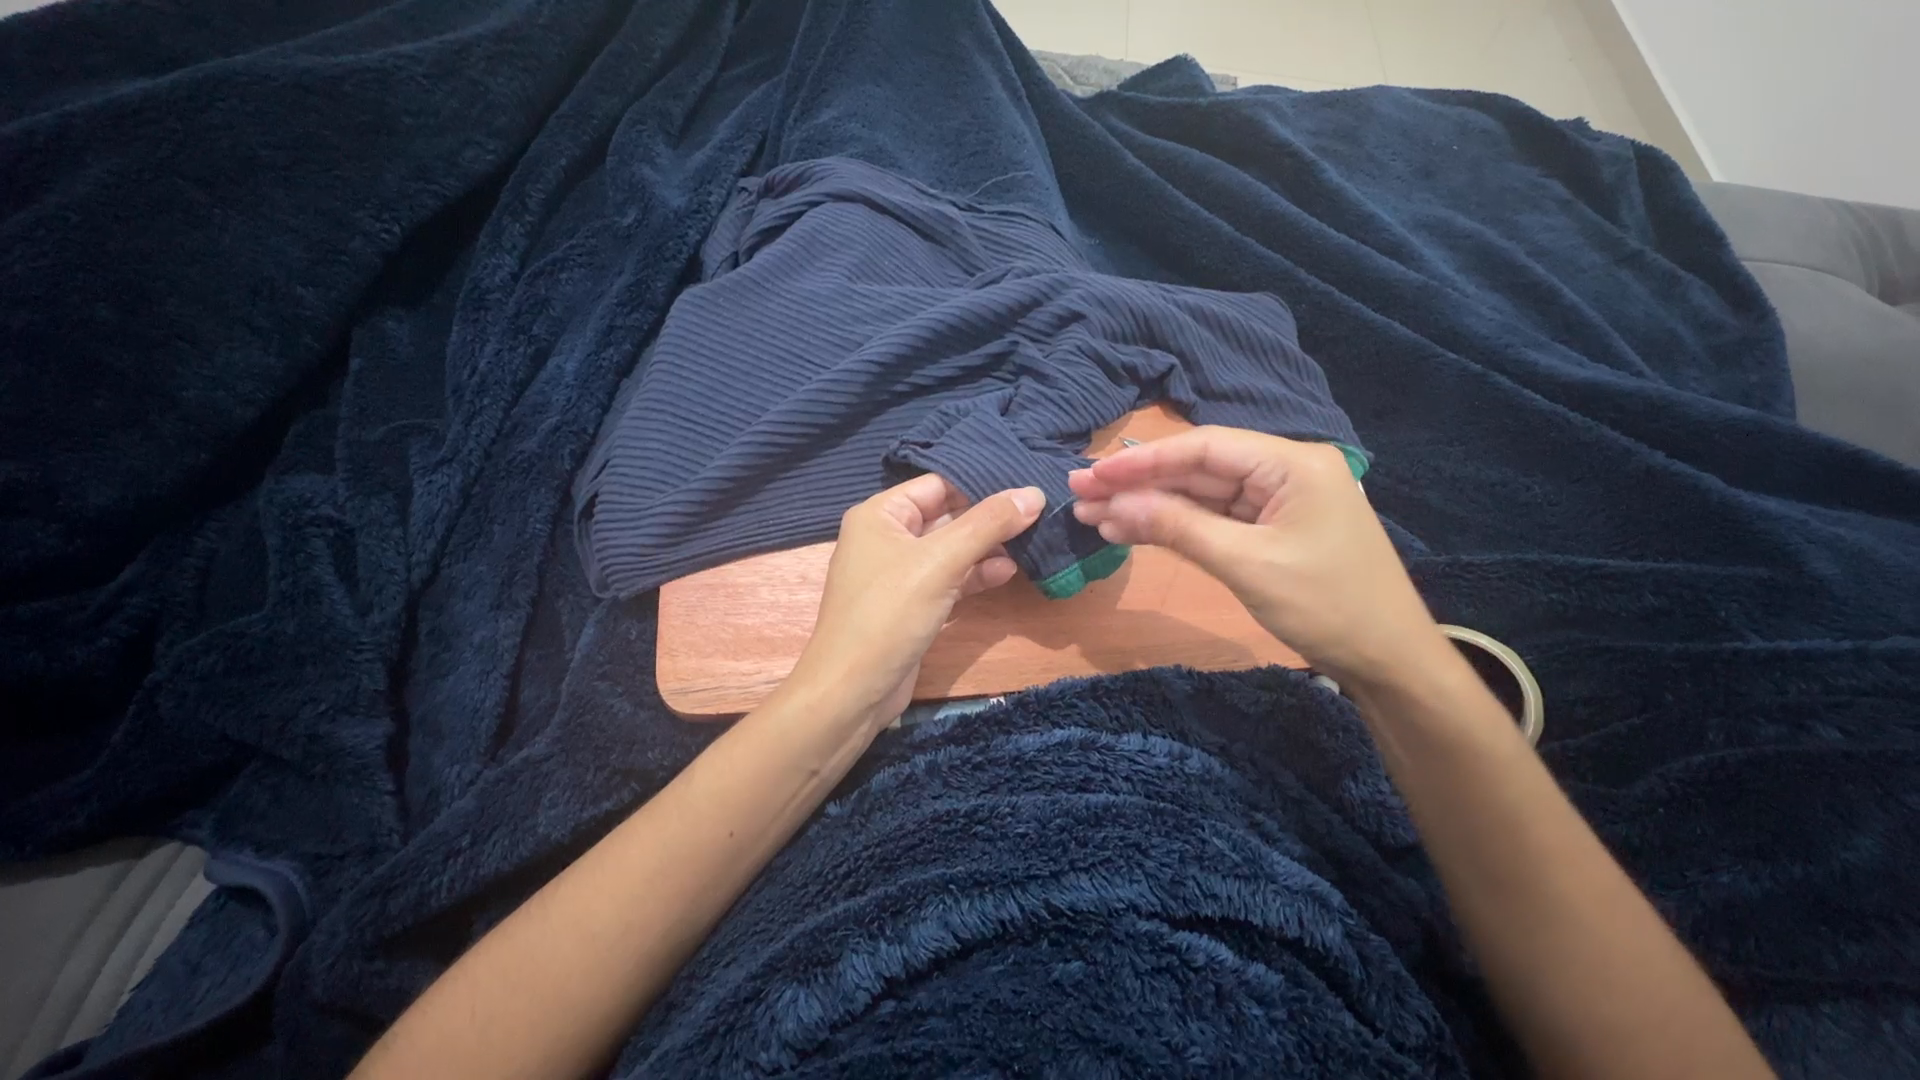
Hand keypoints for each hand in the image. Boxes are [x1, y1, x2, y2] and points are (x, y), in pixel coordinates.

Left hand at [787, 474, 1045, 729]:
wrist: (852, 691)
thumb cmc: (889, 614)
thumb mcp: (941, 562)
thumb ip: (988, 524)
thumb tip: (1035, 492)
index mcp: (880, 514)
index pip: (938, 484)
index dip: (981, 483)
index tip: (1027, 485)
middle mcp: (886, 538)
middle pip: (946, 515)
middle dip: (989, 517)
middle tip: (1040, 513)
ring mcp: (898, 574)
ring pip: (950, 550)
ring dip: (988, 548)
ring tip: (1033, 542)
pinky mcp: (911, 606)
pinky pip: (948, 580)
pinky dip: (976, 575)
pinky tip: (1009, 572)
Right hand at [1068, 426, 1447, 689]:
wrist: (1388, 659)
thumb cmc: (1326, 605)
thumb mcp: (1247, 564)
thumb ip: (1179, 527)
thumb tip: (1115, 503)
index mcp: (1292, 463)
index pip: (1204, 447)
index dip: (1142, 460)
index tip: (1093, 473)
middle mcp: (1285, 471)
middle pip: (1199, 468)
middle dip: (1139, 483)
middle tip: (1079, 492)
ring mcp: (1278, 502)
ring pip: (1202, 495)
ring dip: (1150, 506)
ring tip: (1093, 514)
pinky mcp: (1271, 530)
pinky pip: (1215, 520)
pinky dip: (1176, 526)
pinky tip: (1133, 529)